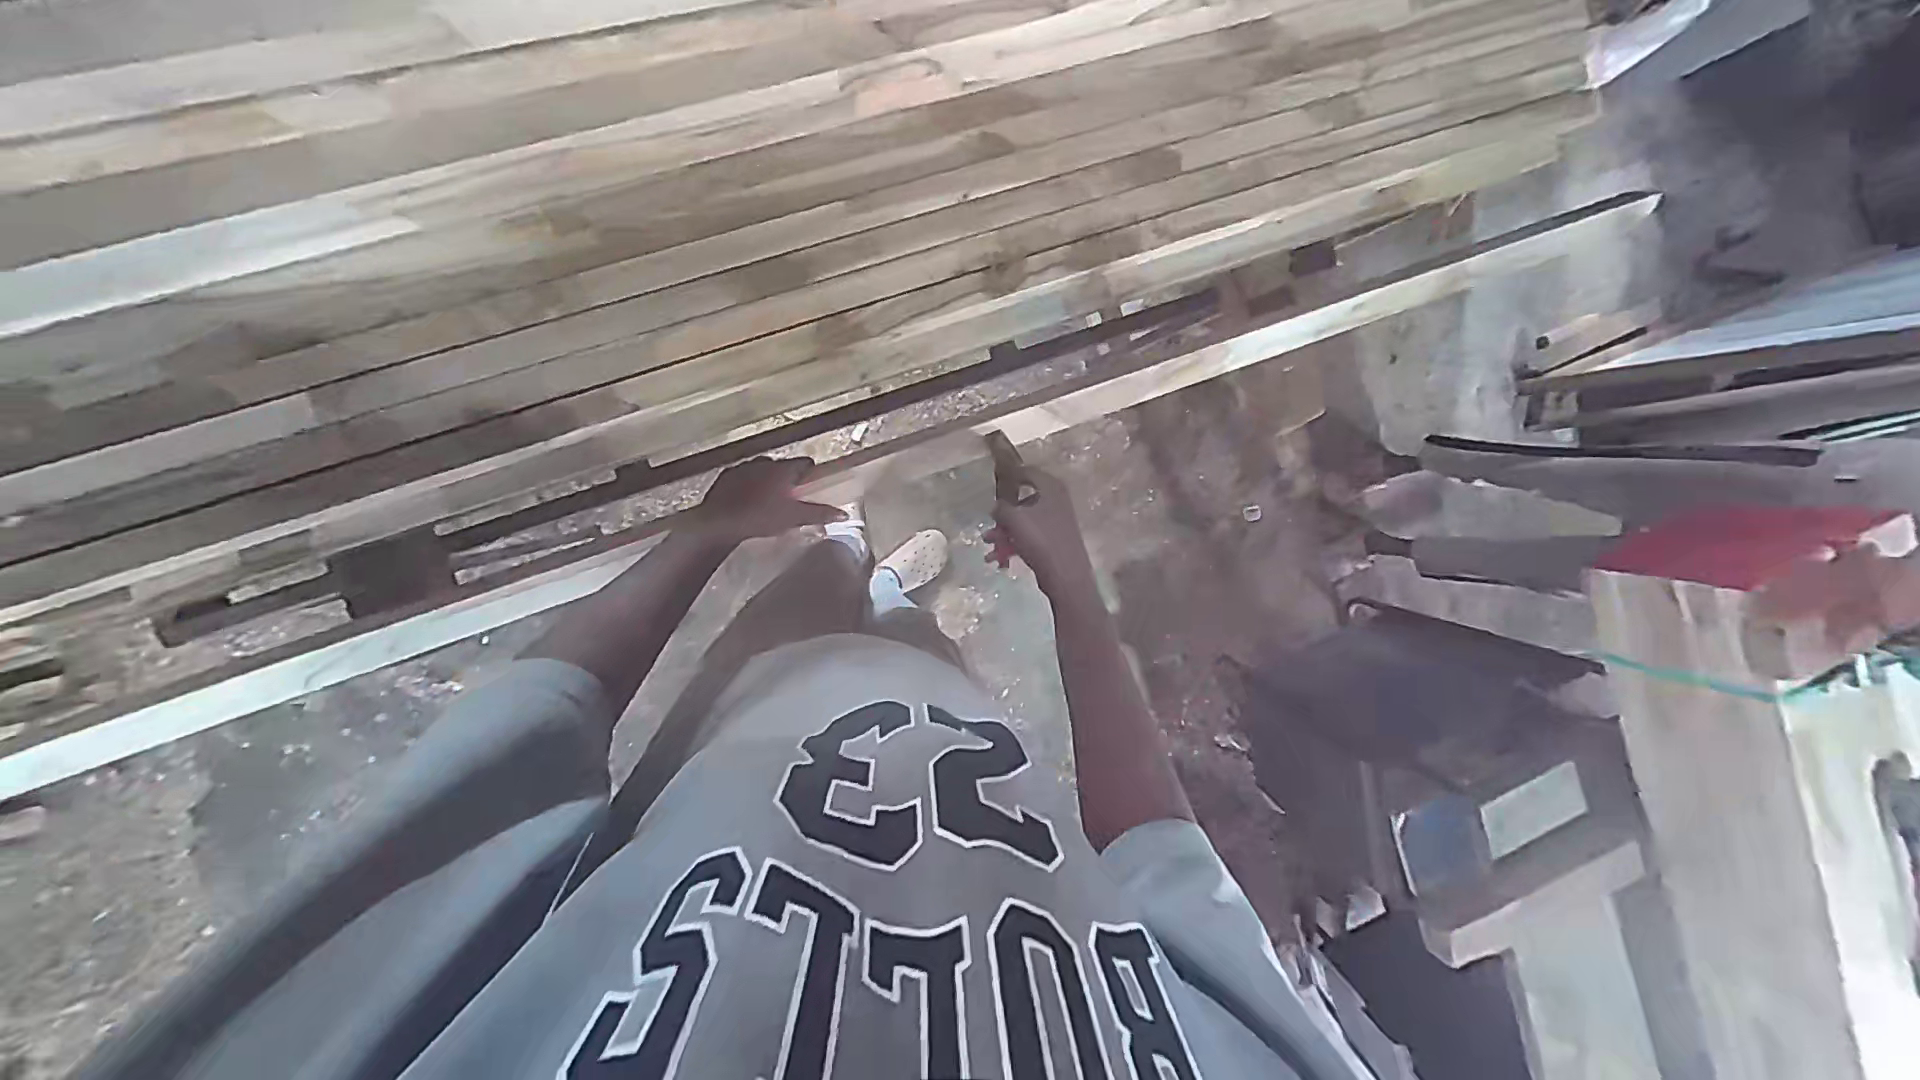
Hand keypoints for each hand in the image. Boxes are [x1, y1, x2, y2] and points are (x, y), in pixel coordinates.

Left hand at [687, 457, 844, 544]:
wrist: (720, 522)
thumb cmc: (761, 518)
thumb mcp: (794, 518)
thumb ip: (820, 513)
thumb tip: (843, 514)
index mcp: (783, 469)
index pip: (805, 463)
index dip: (809, 474)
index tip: (809, 487)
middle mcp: (764, 462)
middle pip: (783, 466)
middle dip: (787, 478)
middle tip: (789, 499)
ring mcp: (743, 467)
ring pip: (762, 470)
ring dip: (767, 481)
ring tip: (767, 501)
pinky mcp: (726, 476)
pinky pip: (743, 477)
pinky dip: (747, 485)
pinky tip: (746, 501)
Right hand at [988, 466, 1097, 601]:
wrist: (1065, 574)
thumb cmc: (1041, 539)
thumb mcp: (1014, 519)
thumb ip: (1001, 508)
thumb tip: (996, 507)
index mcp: (1051, 488)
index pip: (1028, 472)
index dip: (1011, 475)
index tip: (995, 481)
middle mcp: (1056, 501)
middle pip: (1023, 502)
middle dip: (1003, 516)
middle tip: (989, 526)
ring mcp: (1056, 522)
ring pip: (1024, 522)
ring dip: (1004, 534)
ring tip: (989, 546)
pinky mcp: (1054, 541)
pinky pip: (1030, 537)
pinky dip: (1014, 545)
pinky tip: (998, 559)